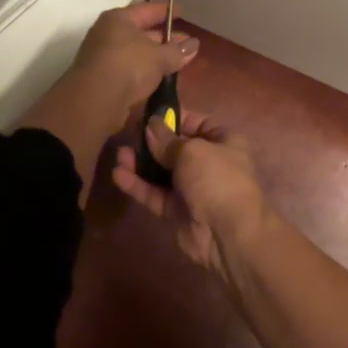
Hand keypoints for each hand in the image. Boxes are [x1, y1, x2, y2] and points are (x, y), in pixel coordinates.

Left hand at [18, 2, 197, 198]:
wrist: (96, 99)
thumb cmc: (128, 65)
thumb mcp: (158, 56)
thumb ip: (177, 51)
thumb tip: (194, 44)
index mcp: (118, 19)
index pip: (146, 10)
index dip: (165, 11)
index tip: (182, 12)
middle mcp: (108, 34)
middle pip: (141, 32)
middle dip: (164, 39)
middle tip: (186, 44)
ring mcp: (104, 57)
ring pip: (137, 54)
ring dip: (156, 58)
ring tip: (179, 63)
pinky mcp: (104, 79)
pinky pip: (131, 71)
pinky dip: (146, 73)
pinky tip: (162, 79)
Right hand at [113, 109, 270, 273]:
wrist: (228, 234)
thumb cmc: (216, 178)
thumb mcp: (191, 151)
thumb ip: (166, 139)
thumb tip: (151, 124)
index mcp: (223, 141)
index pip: (197, 122)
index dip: (173, 117)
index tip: (148, 113)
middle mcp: (209, 163)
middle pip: (175, 148)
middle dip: (152, 141)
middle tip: (128, 134)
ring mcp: (192, 189)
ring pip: (162, 172)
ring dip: (141, 163)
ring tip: (120, 155)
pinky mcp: (177, 212)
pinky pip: (155, 194)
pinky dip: (138, 185)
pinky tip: (119, 175)